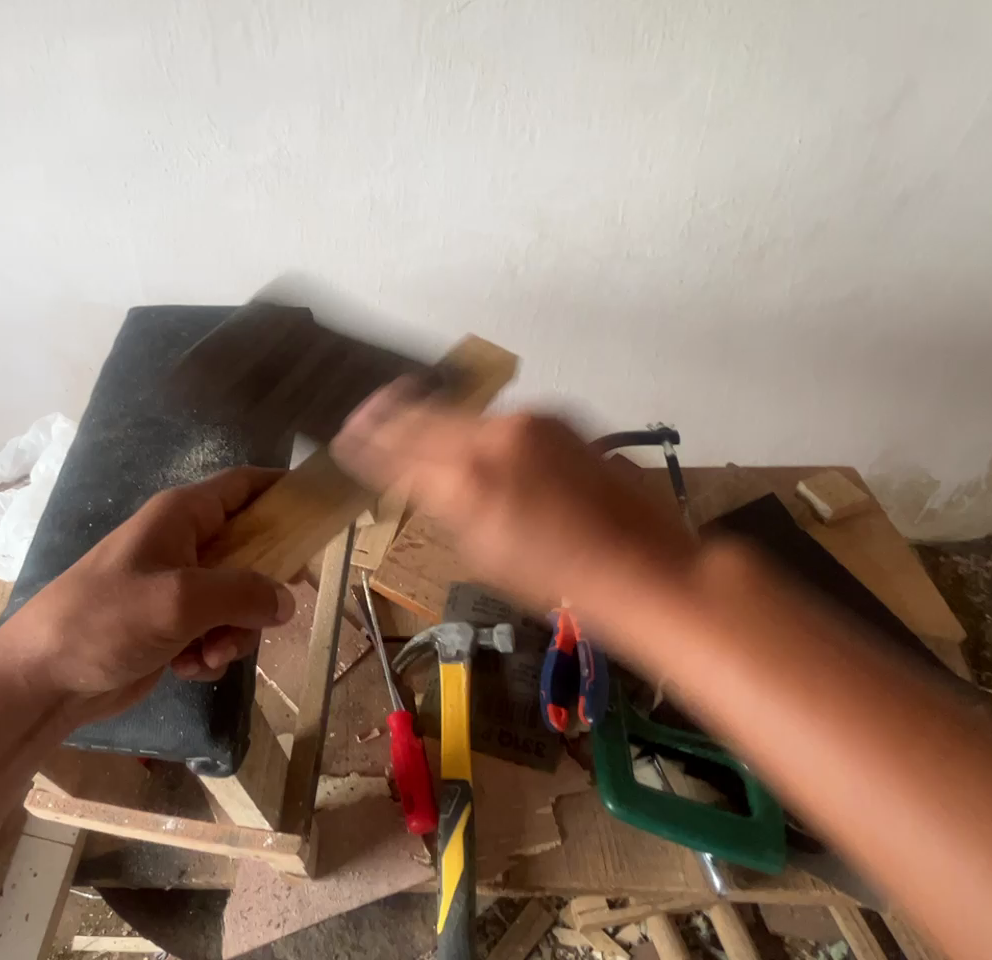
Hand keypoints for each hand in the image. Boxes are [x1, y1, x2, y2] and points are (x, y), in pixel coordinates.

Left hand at [0, 466, 297, 722]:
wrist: (44, 678)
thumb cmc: (106, 619)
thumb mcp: (182, 600)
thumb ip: (244, 593)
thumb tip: (287, 600)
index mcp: (183, 515)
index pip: (244, 485)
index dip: (283, 493)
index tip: (320, 517)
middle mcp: (183, 543)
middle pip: (251, 550)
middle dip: (262, 589)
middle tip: (276, 613)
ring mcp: (176, 585)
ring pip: (238, 598)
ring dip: (236, 630)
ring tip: (210, 653)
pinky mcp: (171, 625)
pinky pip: (215, 629)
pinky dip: (212, 649)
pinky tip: (190, 668)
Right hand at [331, 383, 693, 608]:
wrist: (645, 566)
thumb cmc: (560, 580)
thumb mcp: (481, 553)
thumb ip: (442, 507)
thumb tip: (419, 483)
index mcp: (466, 482)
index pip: (399, 452)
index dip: (367, 444)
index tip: (346, 437)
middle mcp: (493, 439)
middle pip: (424, 417)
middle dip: (389, 415)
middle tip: (363, 412)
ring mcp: (529, 423)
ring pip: (463, 414)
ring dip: (434, 420)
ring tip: (408, 420)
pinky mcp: (559, 419)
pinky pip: (501, 419)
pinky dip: (478, 427)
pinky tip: (471, 439)